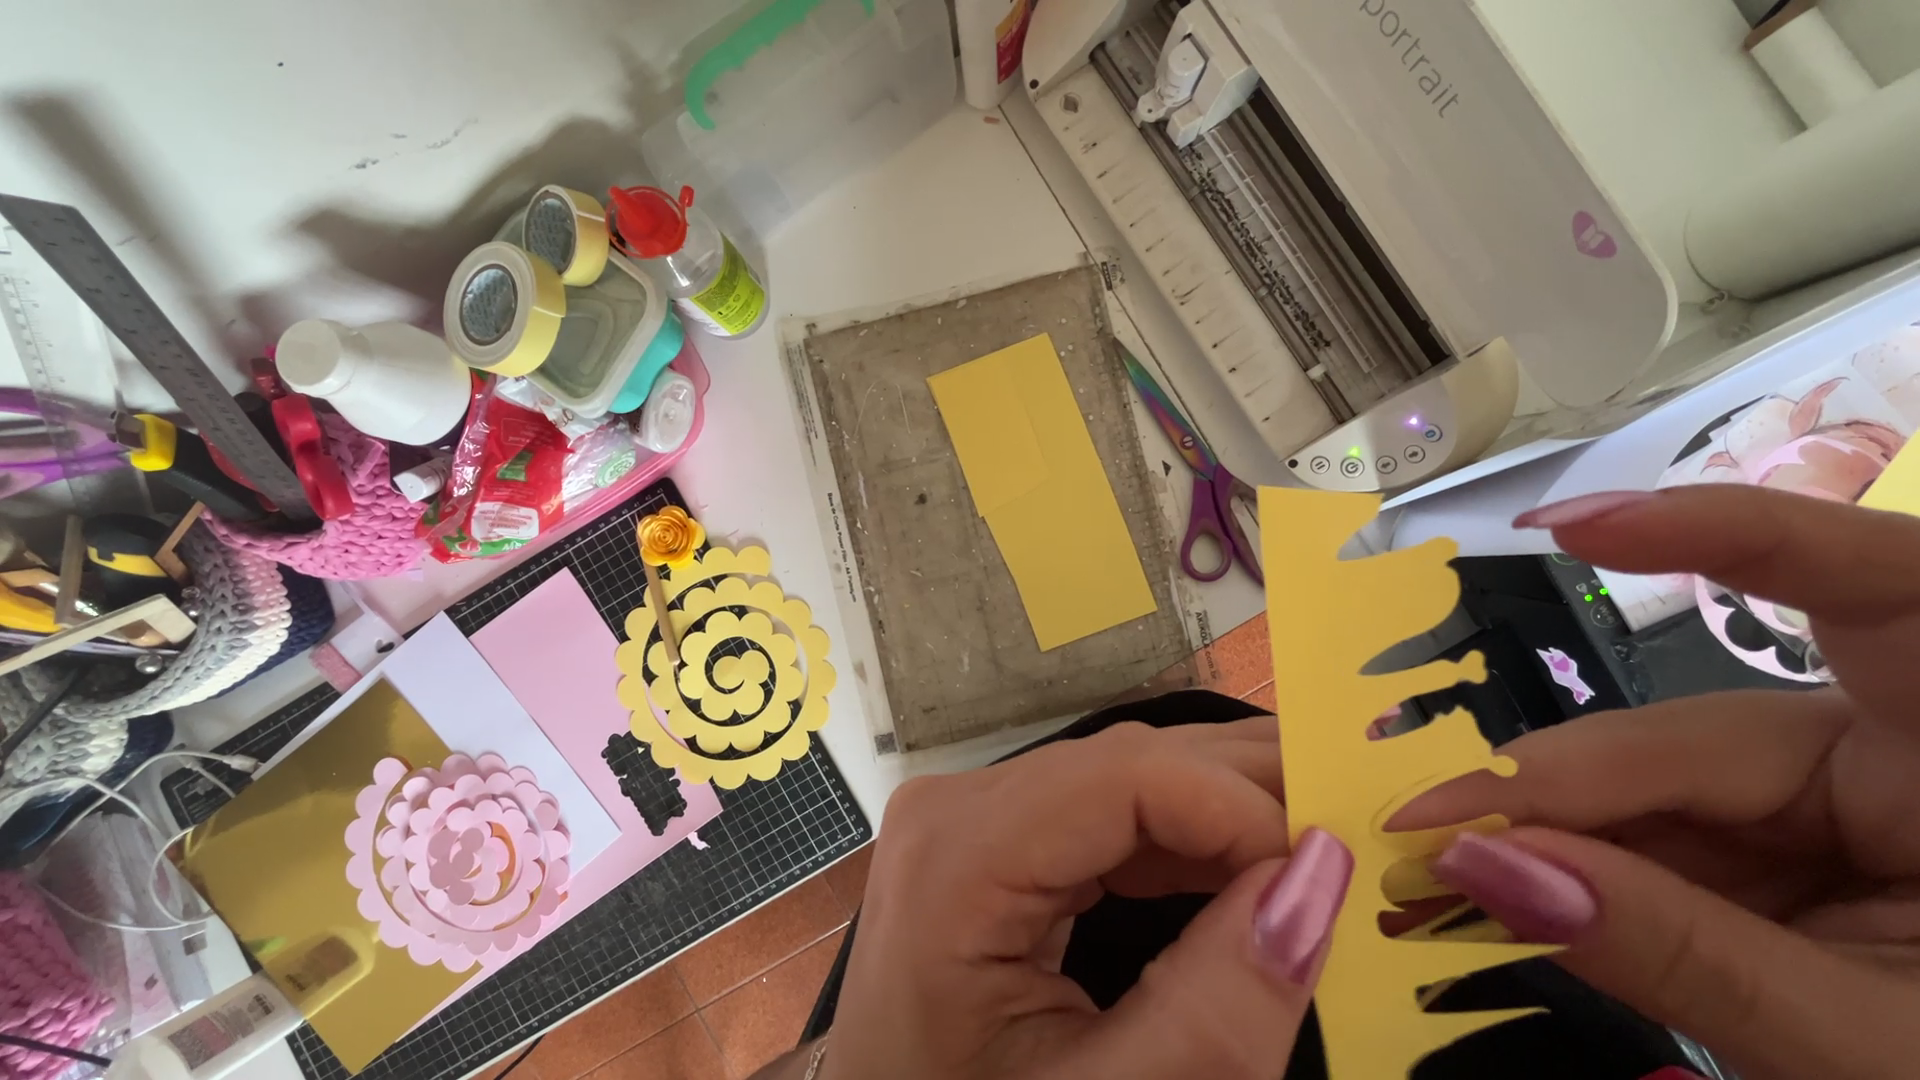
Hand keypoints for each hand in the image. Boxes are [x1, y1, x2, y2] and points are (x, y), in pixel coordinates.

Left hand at [821, 718, 1352, 1079]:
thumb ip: (1215, 1008)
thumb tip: (1320, 875)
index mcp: (957, 855)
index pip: (1123, 776)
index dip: (1240, 804)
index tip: (1335, 865)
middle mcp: (958, 805)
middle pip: (1127, 765)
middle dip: (1248, 792)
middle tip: (1359, 826)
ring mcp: (973, 813)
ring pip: (1125, 780)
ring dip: (1225, 808)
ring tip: (1321, 841)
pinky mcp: (994, 834)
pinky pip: (1104, 813)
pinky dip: (1184, 836)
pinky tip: (1248, 863)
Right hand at [1402, 485, 1919, 1079]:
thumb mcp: (1868, 1050)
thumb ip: (1677, 952)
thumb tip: (1471, 862)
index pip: (1876, 591)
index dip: (1720, 537)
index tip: (1563, 527)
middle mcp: (1891, 758)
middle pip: (1687, 741)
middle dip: (1550, 791)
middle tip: (1425, 834)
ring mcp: (1824, 803)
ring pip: (1645, 793)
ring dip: (1547, 841)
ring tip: (1445, 877)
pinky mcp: (1770, 846)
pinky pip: (1649, 839)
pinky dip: (1575, 874)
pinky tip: (1507, 891)